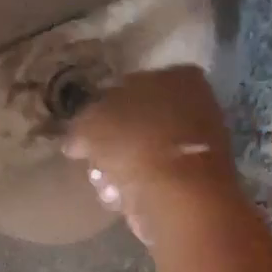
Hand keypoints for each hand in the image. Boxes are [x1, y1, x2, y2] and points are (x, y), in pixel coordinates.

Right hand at [63, 67, 237, 246]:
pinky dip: (136, 187)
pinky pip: (152, 179)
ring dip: (120, 168)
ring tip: (105, 183)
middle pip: (136, 121)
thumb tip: (74, 141)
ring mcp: (197, 142)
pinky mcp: (195, 179)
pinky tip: (123, 197)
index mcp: (175, 74)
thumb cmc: (134, 145)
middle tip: (92, 160)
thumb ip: (79, 126)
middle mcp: (194, 102)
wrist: (176, 195)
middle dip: (111, 143)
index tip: (82, 132)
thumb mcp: (90, 125)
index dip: (99, 108)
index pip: (127, 85)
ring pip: (141, 152)